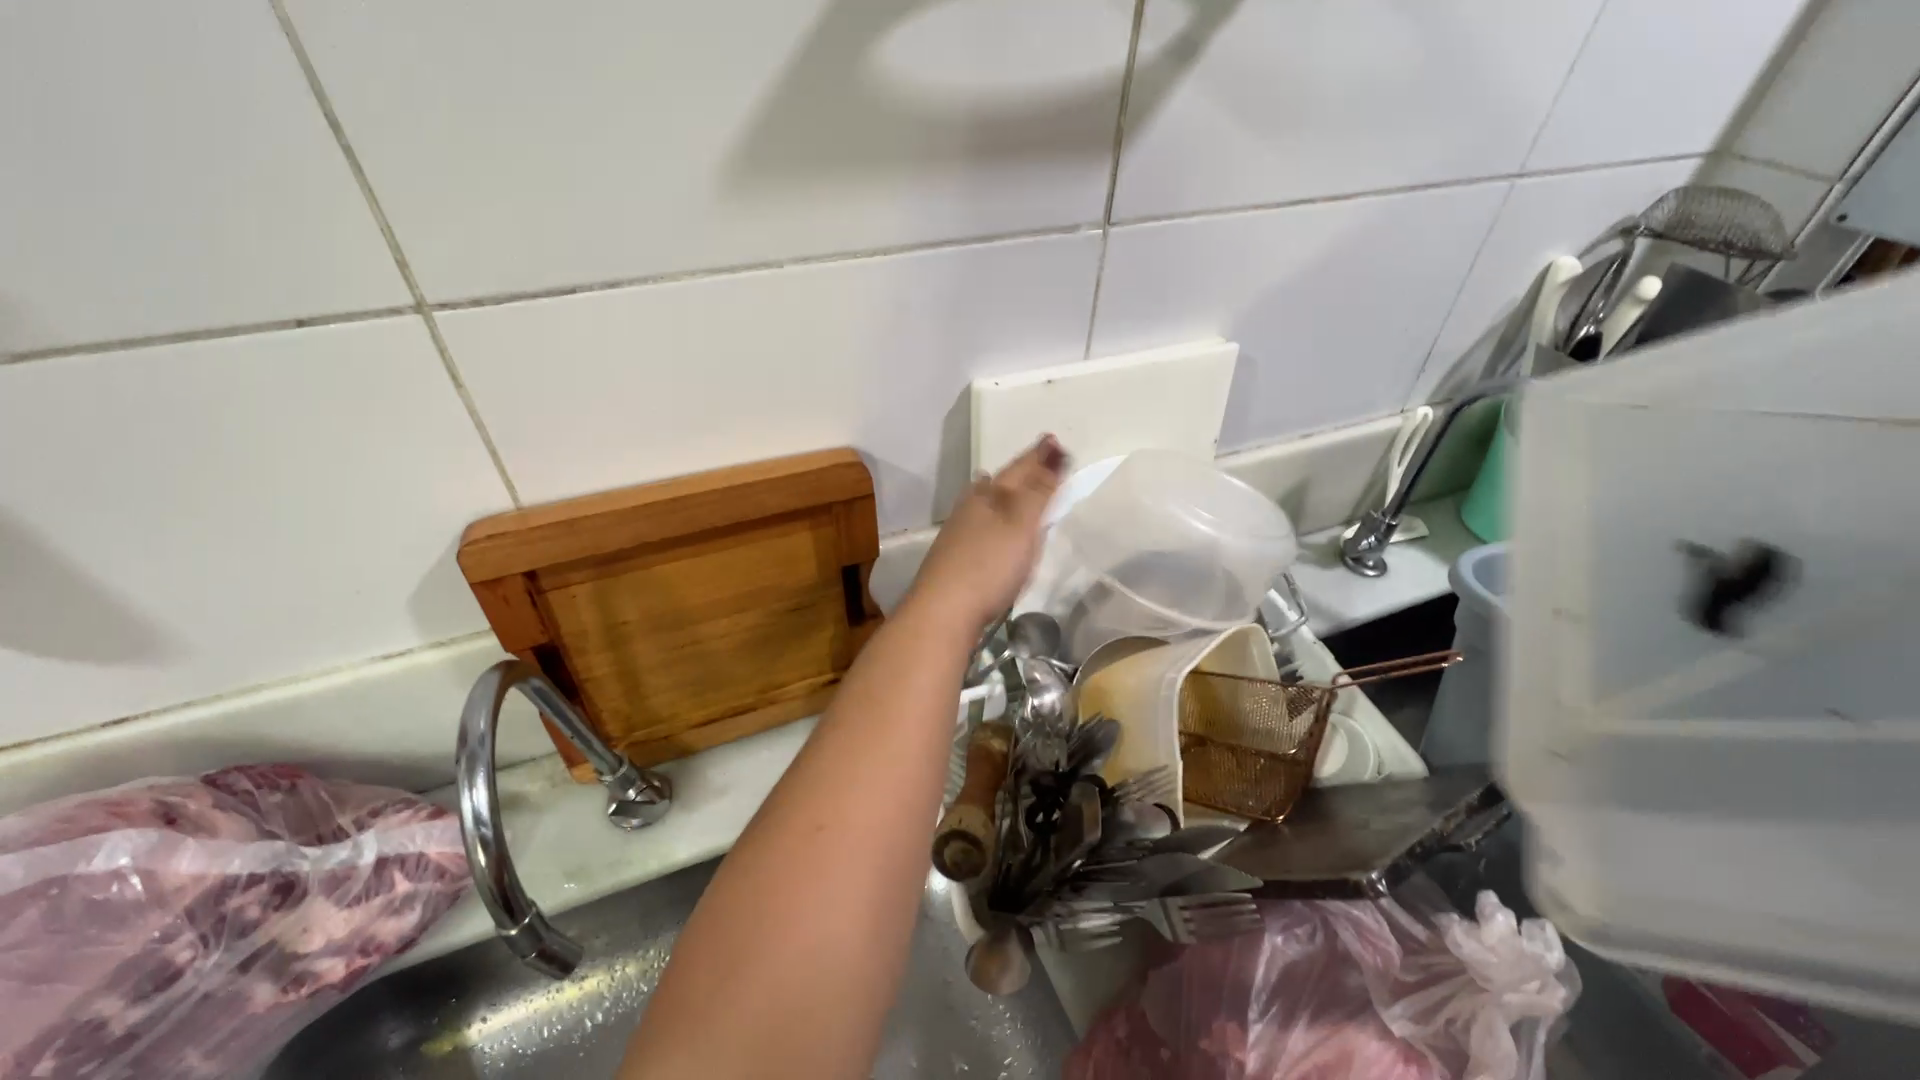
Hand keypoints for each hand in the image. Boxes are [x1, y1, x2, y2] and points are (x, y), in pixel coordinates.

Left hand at [904, 435, 1068, 633]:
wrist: (943, 612)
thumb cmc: (988, 565)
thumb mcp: (1021, 523)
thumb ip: (1039, 489)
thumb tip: (1053, 448)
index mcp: (988, 494)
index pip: (1019, 468)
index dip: (1039, 456)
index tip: (1053, 441)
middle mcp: (970, 507)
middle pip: (999, 484)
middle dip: (1019, 473)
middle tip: (1036, 462)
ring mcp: (959, 534)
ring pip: (986, 504)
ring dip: (1002, 495)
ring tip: (1014, 488)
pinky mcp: (955, 560)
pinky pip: (981, 527)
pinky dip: (994, 520)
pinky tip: (991, 527)